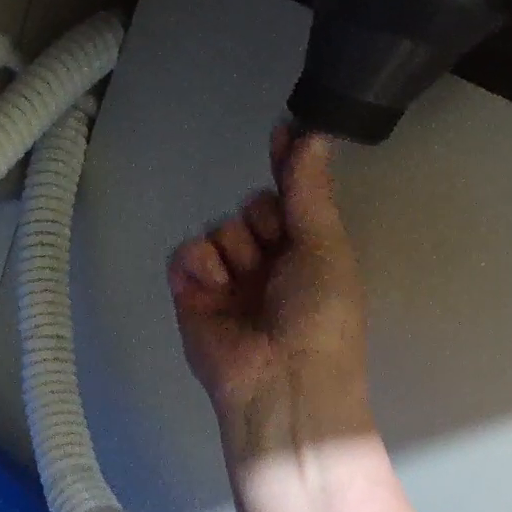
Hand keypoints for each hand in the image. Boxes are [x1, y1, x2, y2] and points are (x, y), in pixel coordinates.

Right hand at [167, 126, 371, 458]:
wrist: (280, 380)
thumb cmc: (320, 317)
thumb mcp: (325, 248)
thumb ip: (309, 192)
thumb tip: (310, 134)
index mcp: (306, 252)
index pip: (291, 196)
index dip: (286, 165)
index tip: (281, 131)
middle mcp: (265, 262)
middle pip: (251, 208)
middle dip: (262, 224)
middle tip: (274, 258)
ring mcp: (226, 279)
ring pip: (220, 228)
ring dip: (234, 248)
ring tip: (244, 284)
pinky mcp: (190, 295)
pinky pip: (186, 253)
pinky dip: (197, 263)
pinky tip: (212, 283)